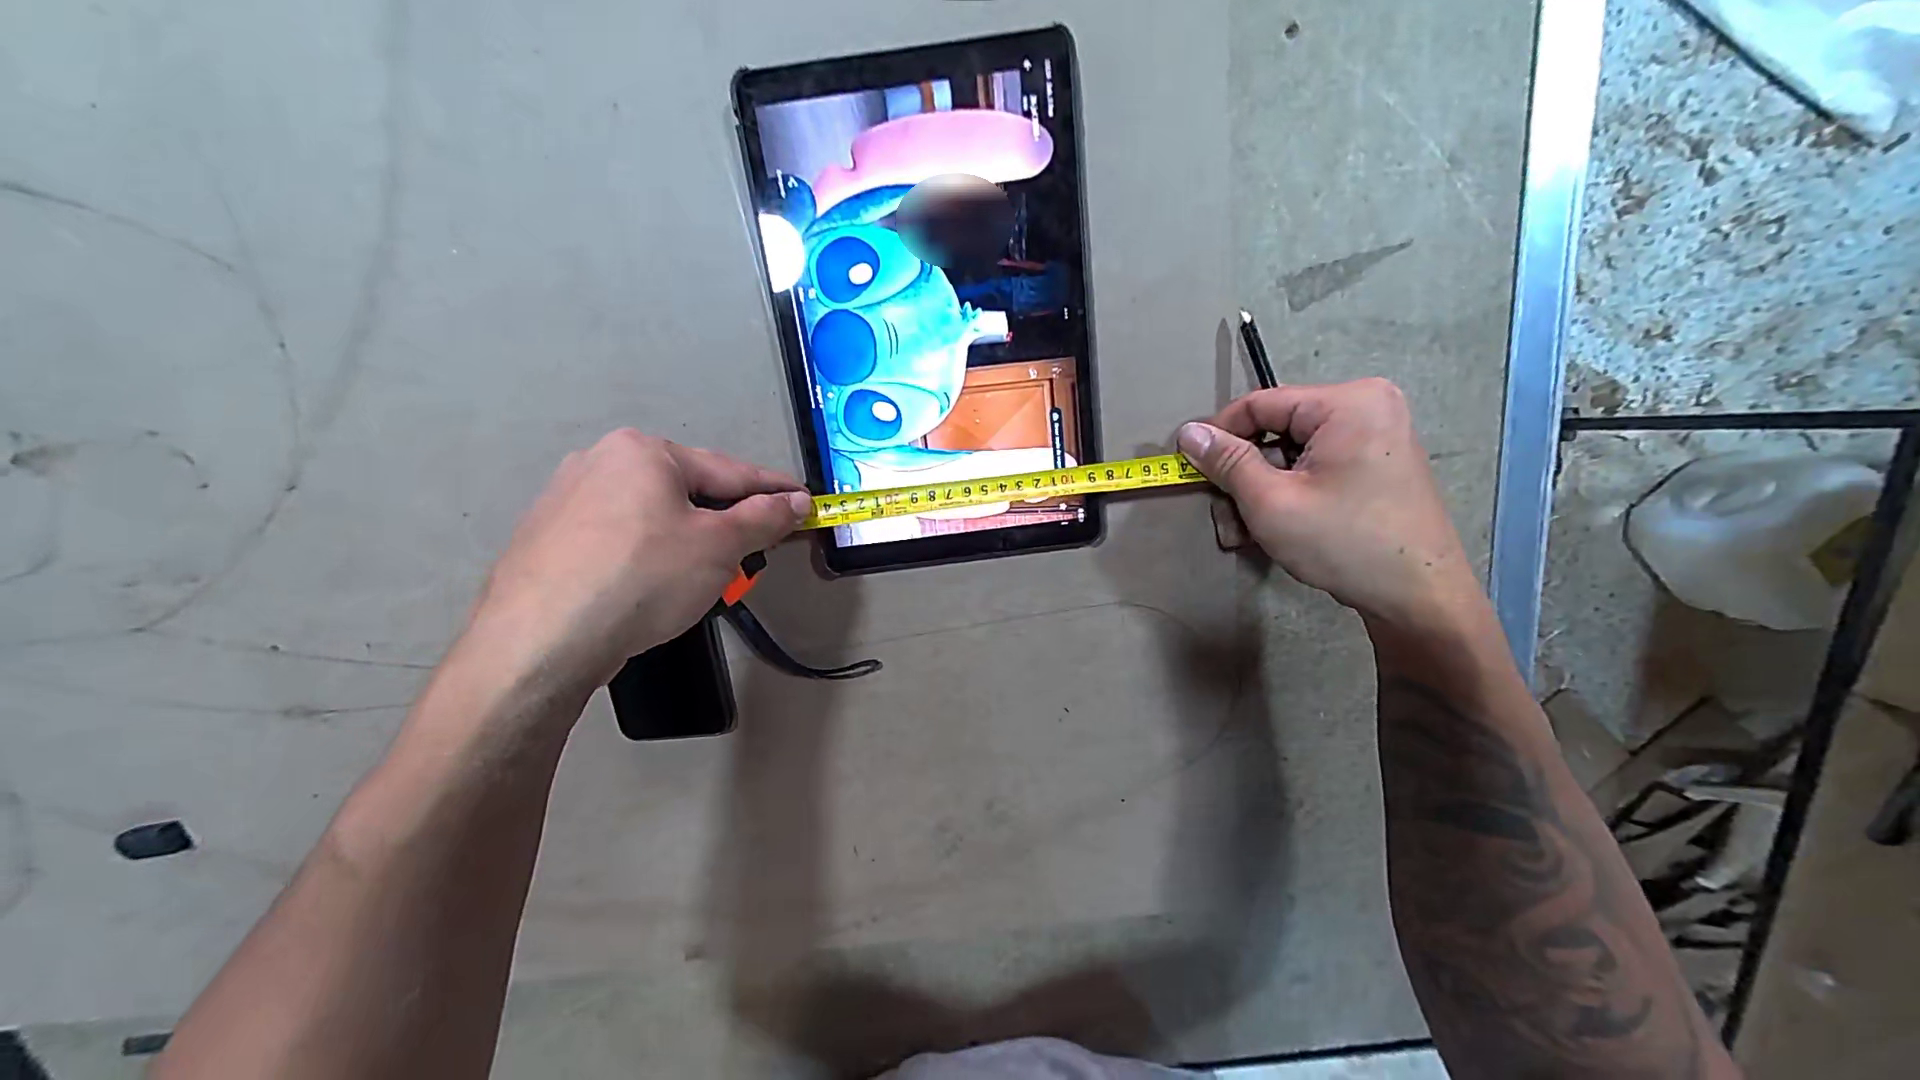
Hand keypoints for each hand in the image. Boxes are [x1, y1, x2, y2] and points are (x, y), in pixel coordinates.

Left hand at [461, 429, 810, 699]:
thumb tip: (794, 501)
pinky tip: (651, 585)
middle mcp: (599, 462)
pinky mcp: (545, 540)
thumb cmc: (643, 578)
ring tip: (705, 574)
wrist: (540, 639)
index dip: (773, 490)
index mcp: (643, 451)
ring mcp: (564, 500)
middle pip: (686, 491)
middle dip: (725, 521)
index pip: (728, 470)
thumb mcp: (720, 546)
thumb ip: (763, 518)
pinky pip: (618, 539)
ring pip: (650, 516)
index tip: (805, 503)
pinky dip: (648, 556)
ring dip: (687, 540)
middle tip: (755, 548)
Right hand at [1178, 379, 1483, 632]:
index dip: (1218, 435)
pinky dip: (1288, 494)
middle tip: (1224, 517)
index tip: (1189, 468)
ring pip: (1291, 454)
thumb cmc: (1344, 542)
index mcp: (1348, 402)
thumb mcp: (1271, 501)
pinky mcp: (1375, 466)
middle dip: (1242, 476)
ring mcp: (1375, 438)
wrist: (1420, 598)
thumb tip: (1188, 432)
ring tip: (1245, 534)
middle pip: (1275, 431)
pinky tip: (1274, 530)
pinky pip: (1314, 467)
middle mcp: (1367, 407)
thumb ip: (1227, 461)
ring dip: (1259, 492)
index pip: (1259, 404)